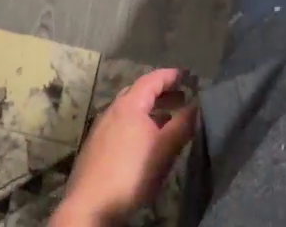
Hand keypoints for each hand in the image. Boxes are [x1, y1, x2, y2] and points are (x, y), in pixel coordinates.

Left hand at [53, 69, 196, 226]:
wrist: (89, 208)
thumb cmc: (132, 172)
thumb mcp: (165, 147)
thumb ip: (183, 123)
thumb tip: (196, 105)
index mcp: (129, 104)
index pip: (153, 79)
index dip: (171, 76)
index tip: (187, 77)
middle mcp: (112, 111)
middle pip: (138, 92)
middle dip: (161, 93)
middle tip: (180, 98)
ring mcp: (100, 130)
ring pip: (128, 111)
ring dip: (149, 112)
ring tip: (166, 122)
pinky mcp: (93, 149)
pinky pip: (119, 126)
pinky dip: (136, 125)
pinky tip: (143, 144)